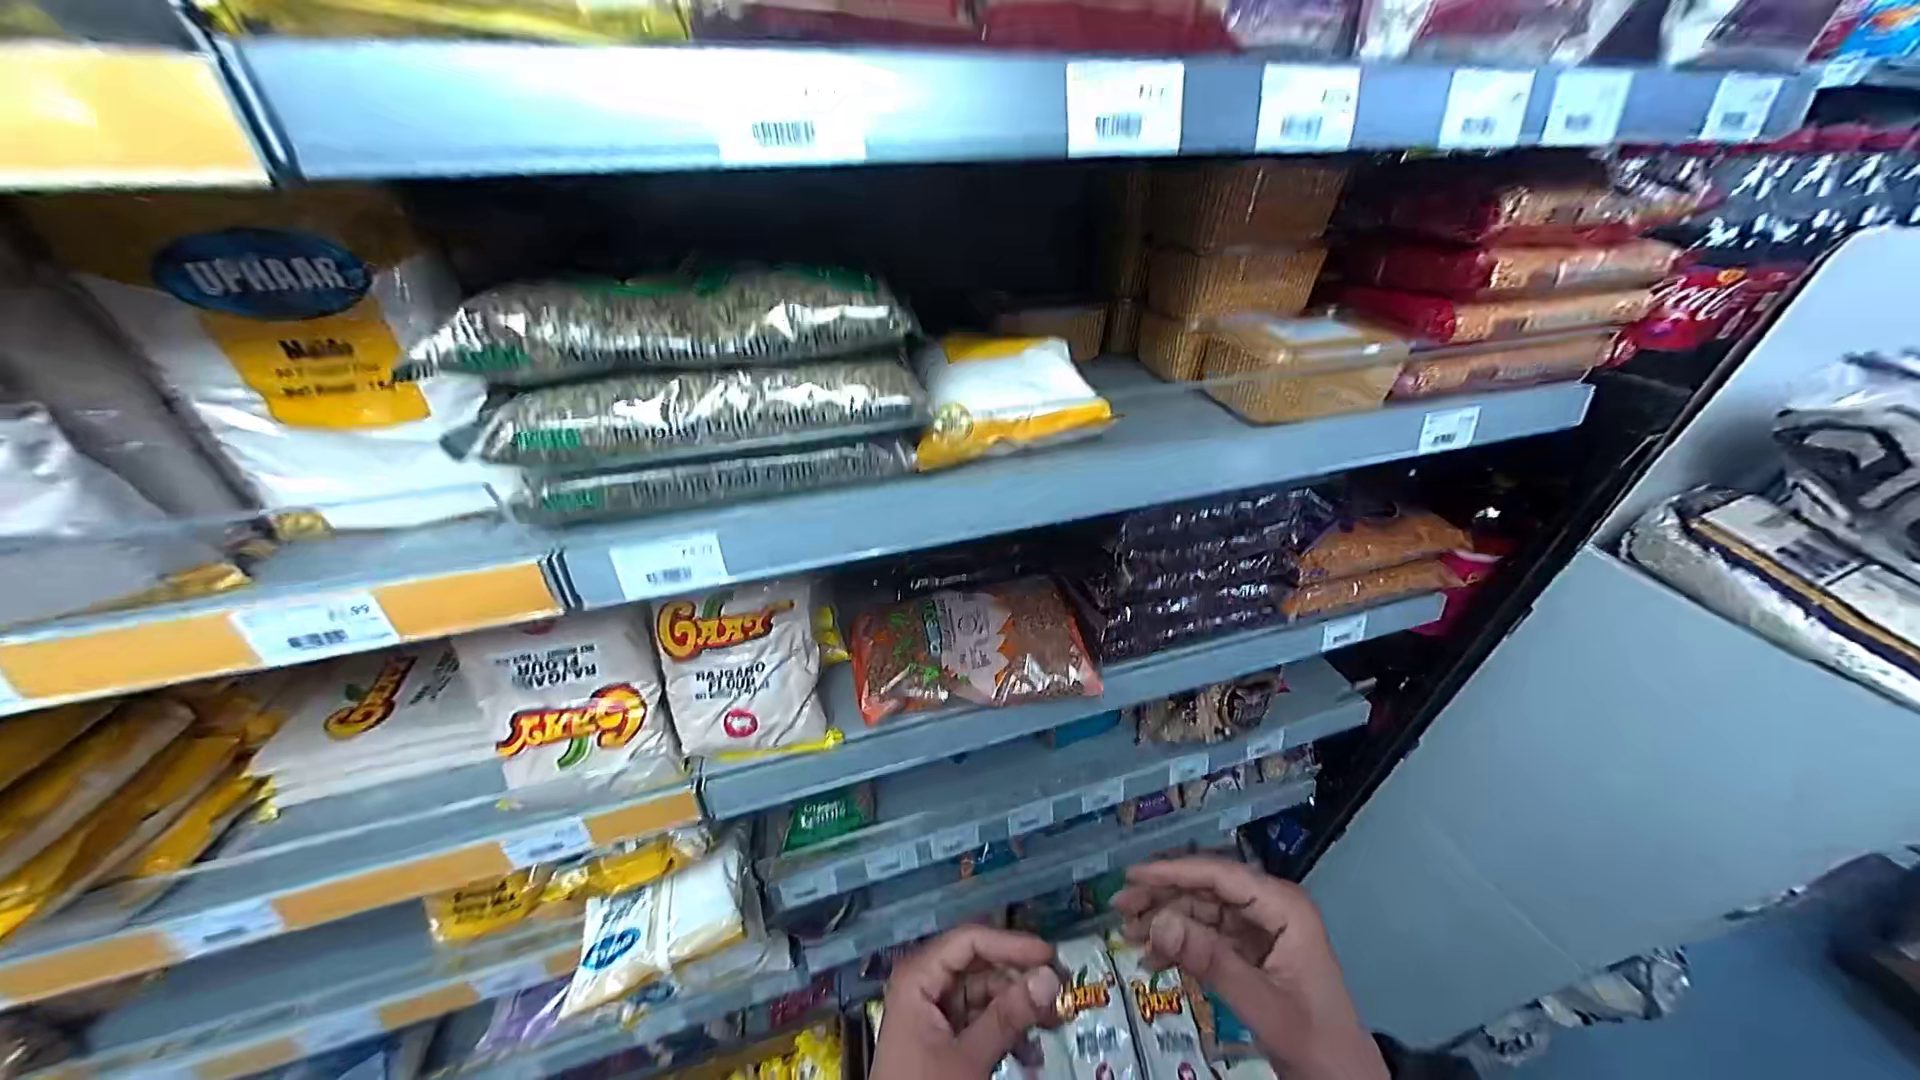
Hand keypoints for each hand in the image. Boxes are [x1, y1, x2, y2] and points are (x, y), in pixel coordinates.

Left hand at [871, 925, 1064, 1079]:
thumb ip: (1008, 1016)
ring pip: (984, 993)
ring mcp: (933, 1009)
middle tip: (1059, 990)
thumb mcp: (968, 1059)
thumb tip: (1050, 976)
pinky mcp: (942, 1036)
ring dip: (1018, 1007)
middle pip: (979, 965)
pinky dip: (1005, 1030)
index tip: (1050, 956)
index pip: (970, 941)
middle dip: (1019, 979)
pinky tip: (1031, 1051)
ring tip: (1053, 1023)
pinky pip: (979, 1019)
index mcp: (919, 975)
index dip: (1011, 944)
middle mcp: (924, 982)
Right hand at [1113, 856, 1387, 1079]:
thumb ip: (1211, 962)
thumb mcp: (1263, 1005)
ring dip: (1165, 920)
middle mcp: (1269, 907)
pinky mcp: (1250, 951)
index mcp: (1283, 906)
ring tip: (1129, 934)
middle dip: (1162, 897)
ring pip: (1200, 910)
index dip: (1172, 872)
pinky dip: (1178, 945)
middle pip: (1204, 888)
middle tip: (1121, 908)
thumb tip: (1157, 922)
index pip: (1218, 875)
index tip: (1132, 876)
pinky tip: (1152, 958)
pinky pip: (1206, 936)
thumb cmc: (1317, 1044)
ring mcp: (1259, 928)